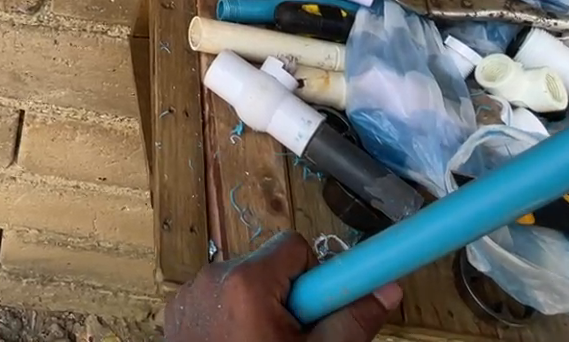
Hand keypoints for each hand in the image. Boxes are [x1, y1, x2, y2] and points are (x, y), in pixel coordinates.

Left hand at [163, 231, 401, 341]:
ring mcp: (192, 290)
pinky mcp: (178, 307)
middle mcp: (215, 274)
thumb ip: (352, 322)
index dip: (315, 277)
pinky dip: (232, 317)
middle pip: (269, 266)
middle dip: (288, 298)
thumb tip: (390, 288)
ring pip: (243, 283)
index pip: (295, 246)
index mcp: (248, 281)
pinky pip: (217, 297)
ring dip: (260, 308)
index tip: (320, 311)